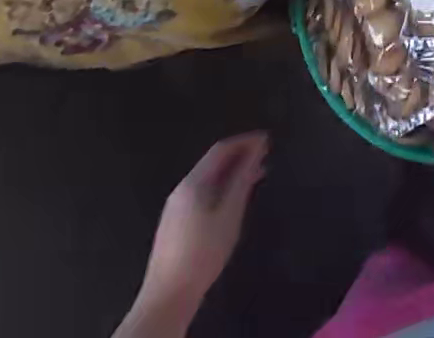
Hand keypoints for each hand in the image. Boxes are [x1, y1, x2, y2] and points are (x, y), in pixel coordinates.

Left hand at [135, 132, 268, 320]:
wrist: (168, 294)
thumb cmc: (202, 253)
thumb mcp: (228, 217)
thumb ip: (241, 183)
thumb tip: (254, 154)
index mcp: (193, 182)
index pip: (221, 149)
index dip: (244, 142)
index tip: (265, 139)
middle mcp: (182, 187)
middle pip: (213, 163)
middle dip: (239, 156)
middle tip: (264, 155)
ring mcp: (177, 204)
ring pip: (208, 179)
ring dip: (231, 173)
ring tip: (256, 175)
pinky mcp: (177, 221)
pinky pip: (203, 193)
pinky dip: (222, 188)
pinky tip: (233, 200)